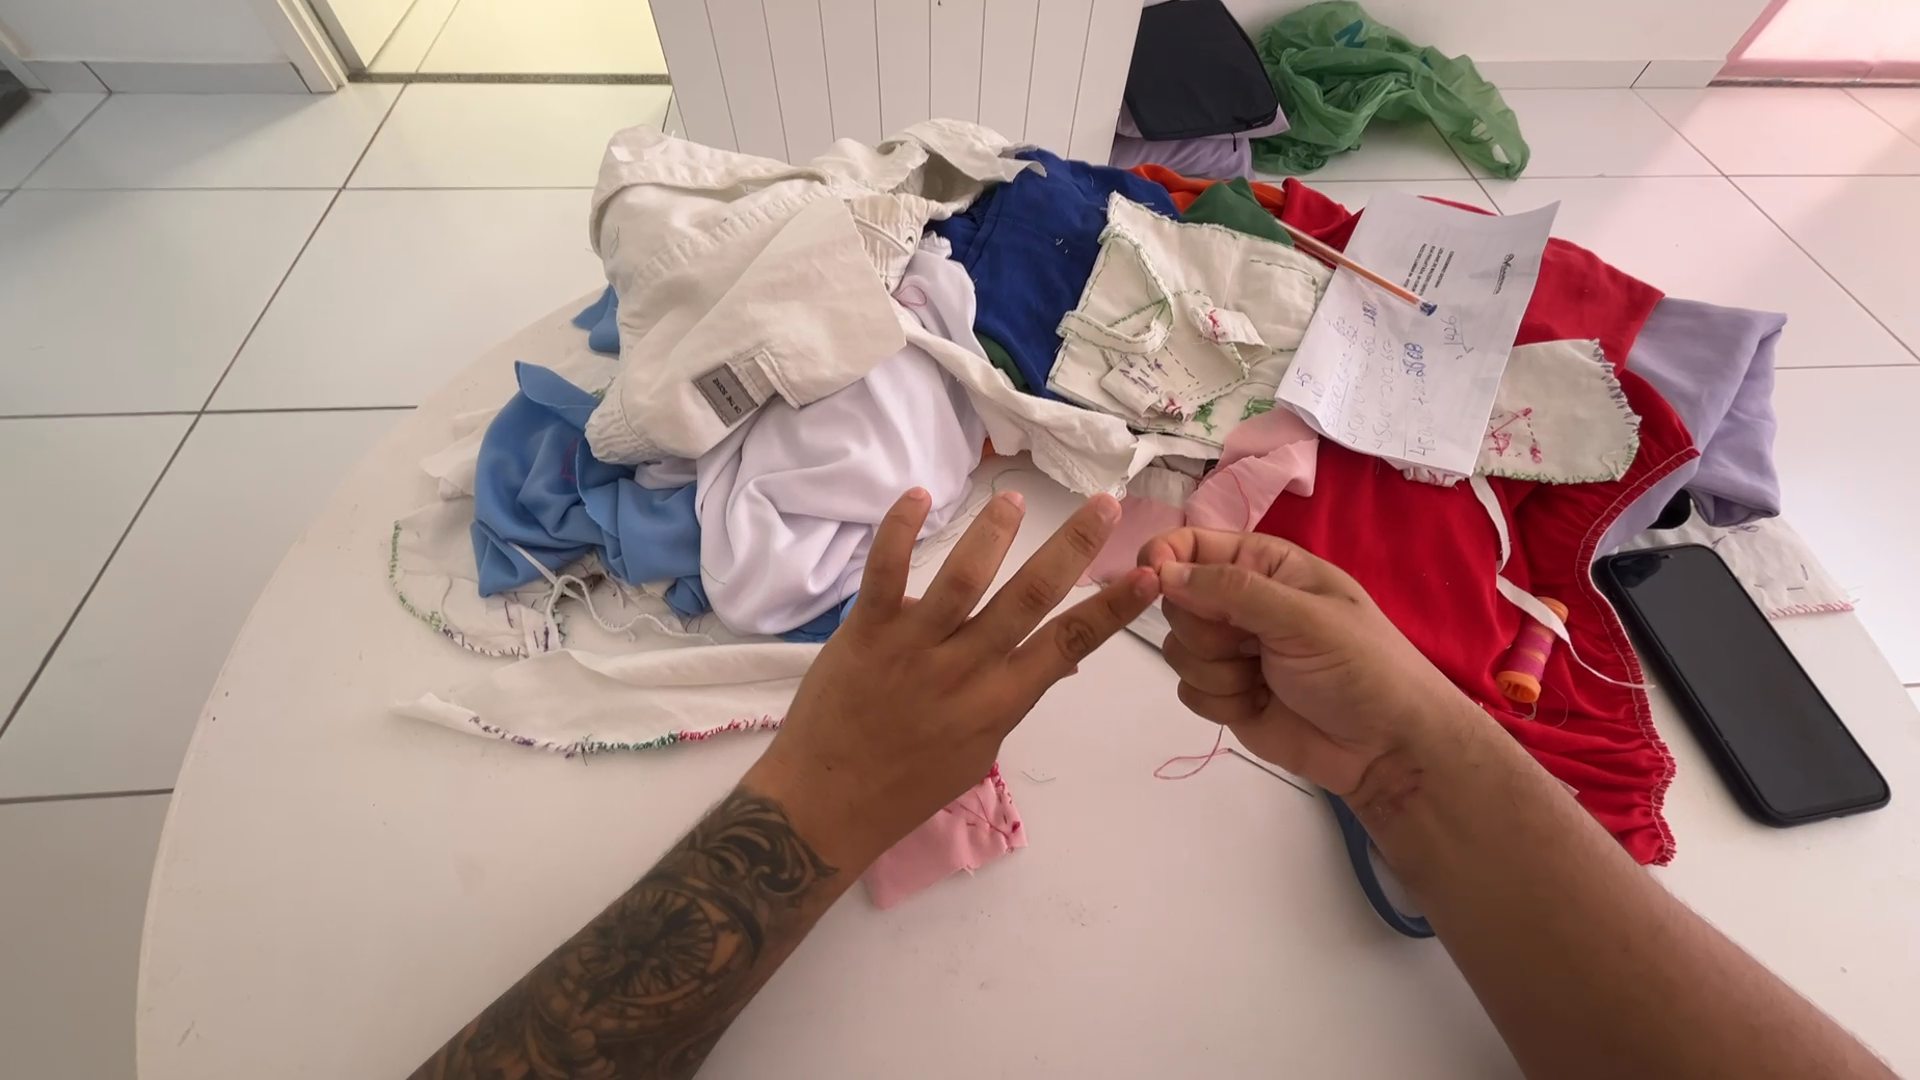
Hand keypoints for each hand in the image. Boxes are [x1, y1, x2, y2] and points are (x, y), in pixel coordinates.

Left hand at [747, 488, 1159, 866]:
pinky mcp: (867, 630)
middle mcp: (966, 668)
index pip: (1070, 643)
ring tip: (1014, 500)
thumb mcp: (980, 750)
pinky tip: (918, 496)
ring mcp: (915, 646)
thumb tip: (1058, 658)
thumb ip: (1014, 697)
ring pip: (965, 577)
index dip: (1114, 607)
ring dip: (994, 531)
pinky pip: (885, 570)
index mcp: (1000, 701)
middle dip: (1073, 547)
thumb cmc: (909, 784)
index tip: (1149, 574)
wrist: (828, 804)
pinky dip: (900, 529)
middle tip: (1103, 503)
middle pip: (1030, 597)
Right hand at [1140, 528, 1480, 808]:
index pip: (1191, 544)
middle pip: (1175, 602)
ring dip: (1216, 670)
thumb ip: (1230, 590)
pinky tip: (1258, 704)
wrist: (1387, 750)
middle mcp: (1237, 602)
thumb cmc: (1359, 667)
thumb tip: (1161, 571)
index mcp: (1261, 566)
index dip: (1165, 558)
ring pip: (1176, 648)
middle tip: (1249, 645)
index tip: (1151, 578)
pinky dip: (1219, 701)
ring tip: (1263, 679)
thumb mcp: (1302, 617)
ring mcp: (1228, 650)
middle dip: (1204, 630)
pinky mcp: (1223, 693)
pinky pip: (1187, 689)